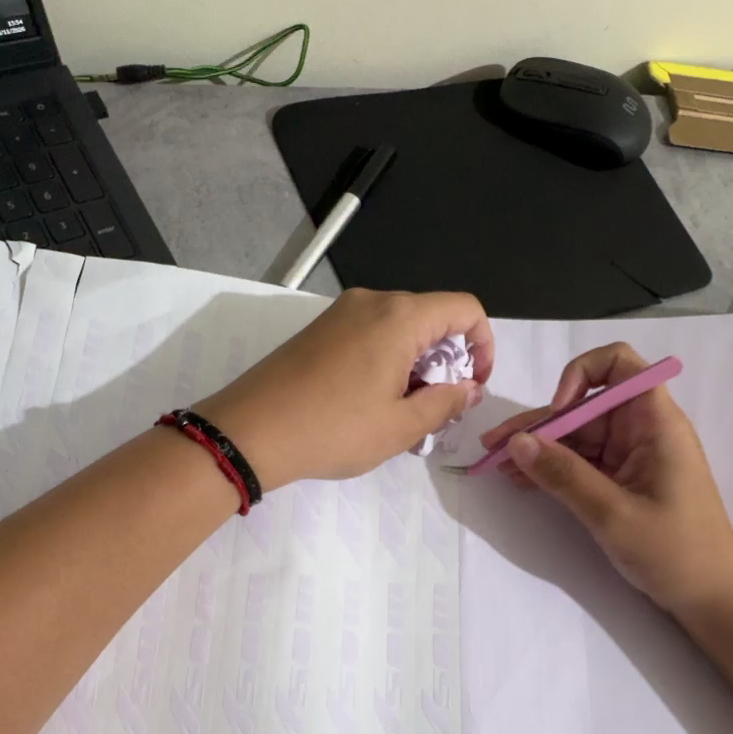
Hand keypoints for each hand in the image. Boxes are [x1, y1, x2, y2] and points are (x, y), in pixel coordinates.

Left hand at [196, 288, 492, 490]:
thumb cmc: (334, 429)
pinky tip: (373, 401)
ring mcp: (342, 312)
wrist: (249, 431)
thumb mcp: (401, 426)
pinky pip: (372, 334)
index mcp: (400, 317)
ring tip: (405, 412)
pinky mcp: (321, 329)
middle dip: (449, 360)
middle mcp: (372, 302)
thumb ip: (445, 402)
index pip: (465, 308)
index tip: (473, 386)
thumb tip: (469, 389)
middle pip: (433, 316)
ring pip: (401, 328)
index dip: (483, 345)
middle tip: (439, 408)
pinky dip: (389, 360)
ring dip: (418, 364)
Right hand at [479, 342, 732, 620]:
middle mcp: (642, 429)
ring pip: (578, 436)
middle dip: (540, 423)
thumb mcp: (613, 514)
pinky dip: (553, 469)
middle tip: (492, 446)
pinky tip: (521, 479)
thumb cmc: (675, 552)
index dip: (582, 375)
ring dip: (539, 448)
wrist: (712, 597)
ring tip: (496, 466)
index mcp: (655, 422)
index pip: (619, 364)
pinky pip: (582, 463)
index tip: (559, 410)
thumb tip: (517, 442)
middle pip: (585, 406)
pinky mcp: (623, 481)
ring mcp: (632, 456)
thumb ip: (564, 475)